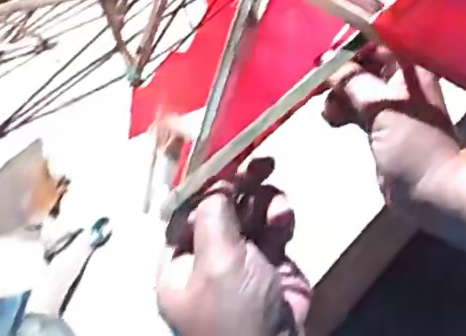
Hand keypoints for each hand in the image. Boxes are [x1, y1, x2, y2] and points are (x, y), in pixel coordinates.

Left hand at [157, 159, 309, 335]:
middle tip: (264, 164)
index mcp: (179, 264)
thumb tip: (215, 180)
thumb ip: (214, 215)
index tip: (232, 155)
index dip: (208, 183)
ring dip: (267, 200)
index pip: (186, 211)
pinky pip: (274, 221)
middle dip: (243, 185)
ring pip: (253, 208)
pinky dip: (282, 216)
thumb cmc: (233, 308)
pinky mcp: (271, 256)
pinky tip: (286, 224)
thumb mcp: (218, 260)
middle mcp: (207, 256)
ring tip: (278, 211)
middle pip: (223, 205)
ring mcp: (241, 257)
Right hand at [320, 45, 462, 208]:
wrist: (433, 185)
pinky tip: (331, 119)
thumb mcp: (383, 108)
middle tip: (316, 82)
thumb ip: (356, 82)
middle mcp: (401, 75)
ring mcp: (391, 98)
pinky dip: (341, 108)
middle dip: (340, 67)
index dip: (352, 40)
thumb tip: (329, 60)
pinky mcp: (381, 121)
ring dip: (338, 90)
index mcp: (410, 64)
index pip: (379, 36)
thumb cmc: (415, 141)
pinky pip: (356, 105)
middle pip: (365, 59)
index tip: (325, 52)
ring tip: (327, 105)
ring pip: (357, 82)